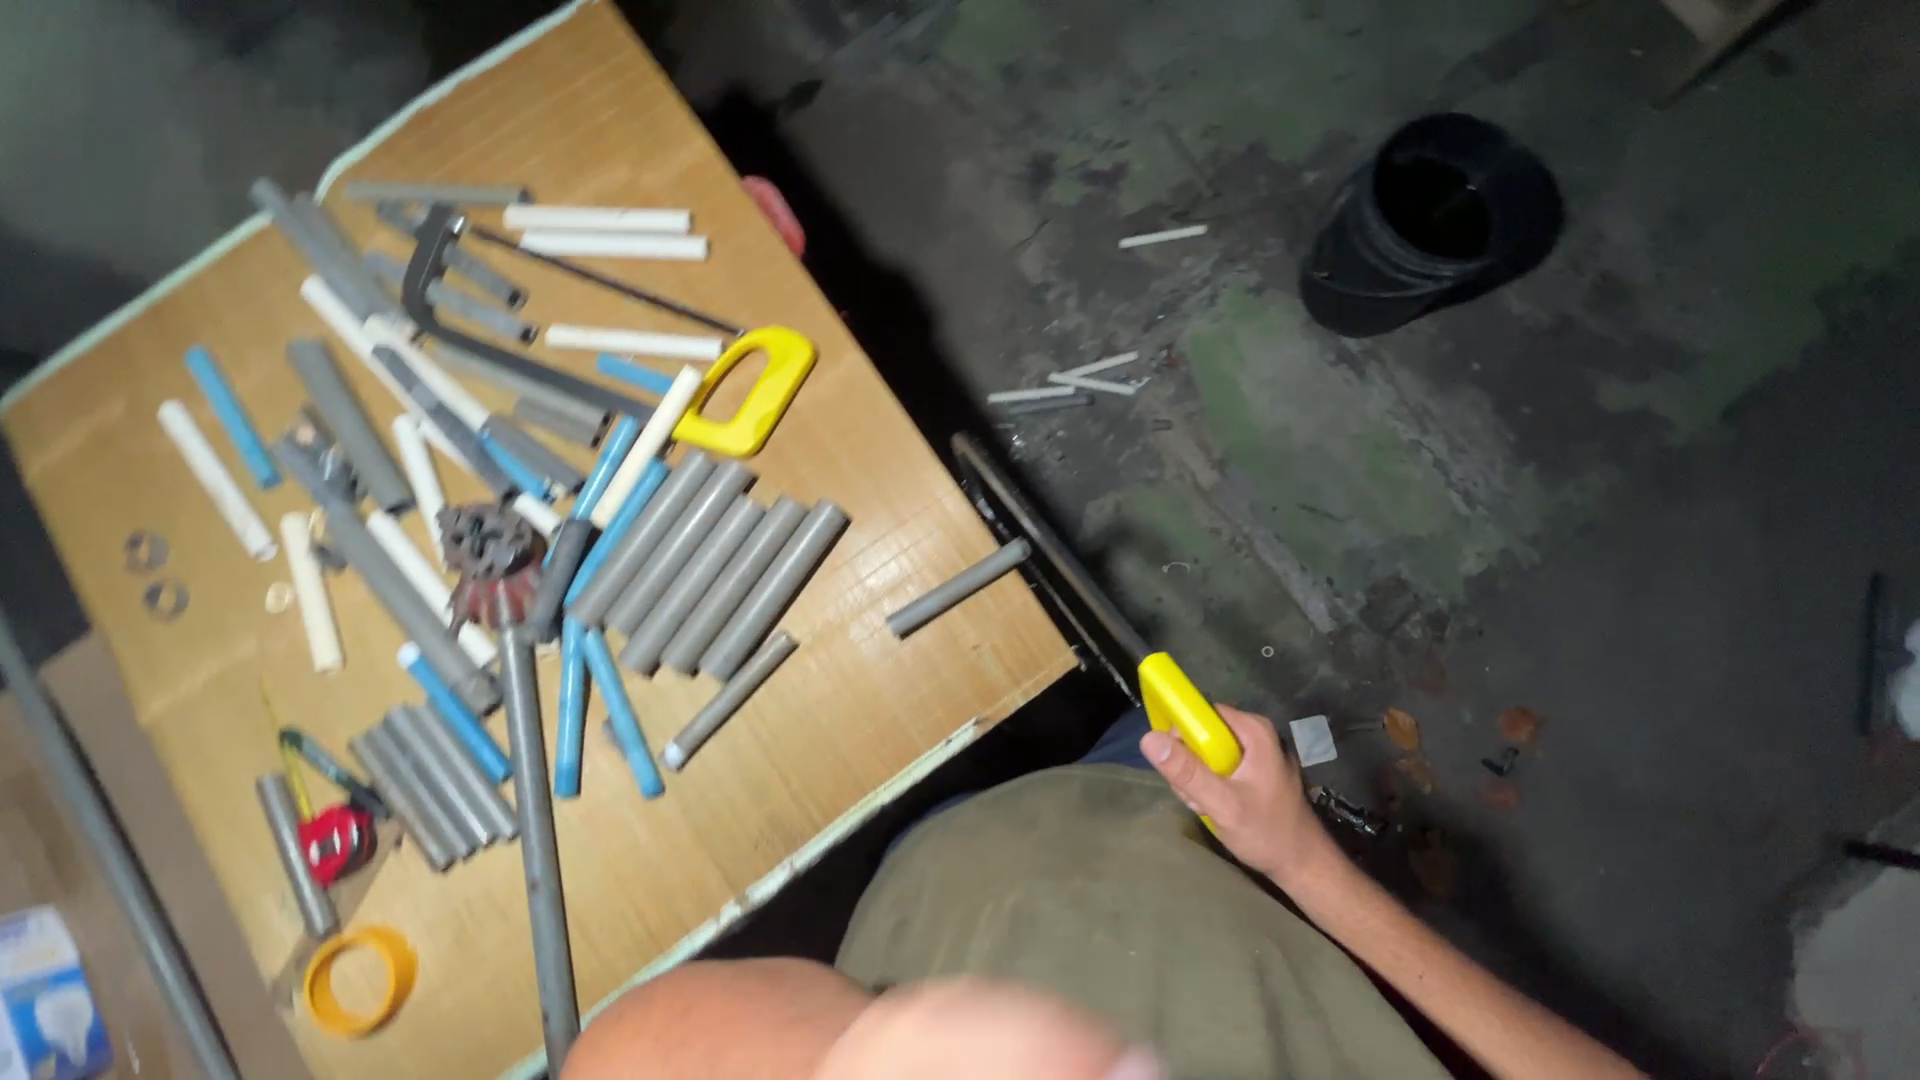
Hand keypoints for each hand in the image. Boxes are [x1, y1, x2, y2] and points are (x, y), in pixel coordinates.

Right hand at [1140, 704, 1339, 886]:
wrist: (1304, 866)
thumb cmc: (1268, 834)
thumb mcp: (1223, 804)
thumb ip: (1187, 772)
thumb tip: (1149, 738)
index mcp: (1254, 731)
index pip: (1202, 714)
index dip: (1182, 735)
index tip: (1176, 765)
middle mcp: (1256, 734)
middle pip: (1203, 734)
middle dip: (1191, 765)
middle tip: (1195, 795)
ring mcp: (1257, 753)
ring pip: (1208, 752)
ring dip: (1198, 779)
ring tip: (1207, 806)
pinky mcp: (1255, 770)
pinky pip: (1219, 765)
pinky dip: (1211, 785)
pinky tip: (1216, 808)